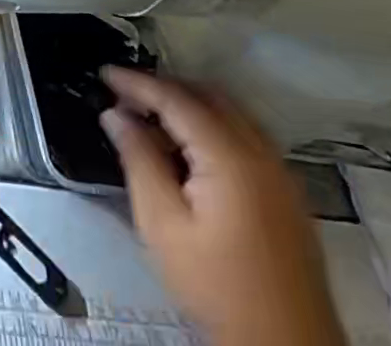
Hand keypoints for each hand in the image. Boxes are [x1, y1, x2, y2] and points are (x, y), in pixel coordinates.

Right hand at [99, 66, 344, 345]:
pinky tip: (189, 148)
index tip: (104, 72)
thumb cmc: (215, 285)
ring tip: (150, 118)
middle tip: (124, 96)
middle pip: (206, 95)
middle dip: (164, 87)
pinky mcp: (285, 186)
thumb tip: (115, 114)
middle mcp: (259, 148)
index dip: (137, 82)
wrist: (285, 344)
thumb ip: (138, 160)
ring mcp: (278, 166)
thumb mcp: (162, 225)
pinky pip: (244, 132)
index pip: (175, 99)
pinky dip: (211, 123)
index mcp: (229, 154)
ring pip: (229, 110)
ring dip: (189, 103)